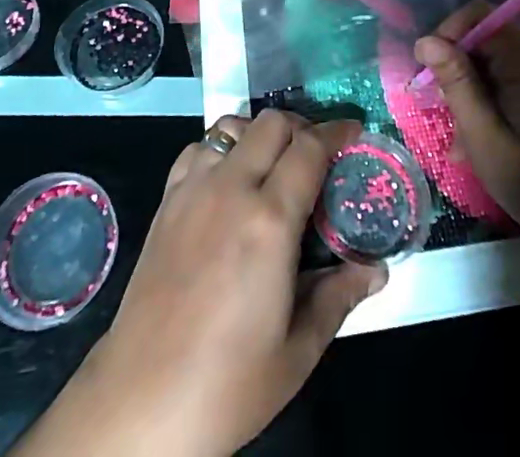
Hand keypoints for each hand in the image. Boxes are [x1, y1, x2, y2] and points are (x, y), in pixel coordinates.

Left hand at [12, 112, 386, 456]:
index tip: (354, 132)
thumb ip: (339, 295)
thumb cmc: (231, 380)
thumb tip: (376, 269)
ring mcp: (190, 191)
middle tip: (320, 154)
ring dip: (259, 134)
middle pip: (269, 125)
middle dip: (302, 127)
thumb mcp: (300, 347)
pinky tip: (229, 181)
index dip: (336, 133)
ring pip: (229, 128)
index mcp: (269, 221)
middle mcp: (228, 190)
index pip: (308, 149)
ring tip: (276, 165)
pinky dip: (221, 149)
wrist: (143, 394)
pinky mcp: (165, 203)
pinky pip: (196, 151)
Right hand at [413, 1, 519, 242]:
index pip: (483, 15)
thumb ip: (457, 85)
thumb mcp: (484, 140)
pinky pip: (514, 58)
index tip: (432, 71)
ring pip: (497, 42)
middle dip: (459, 56)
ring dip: (473, 69)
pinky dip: (491, 77)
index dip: (450, 33)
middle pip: (489, 25)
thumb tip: (426, 41)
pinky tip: (485, 113)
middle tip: (446, 99)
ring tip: (464, 113)